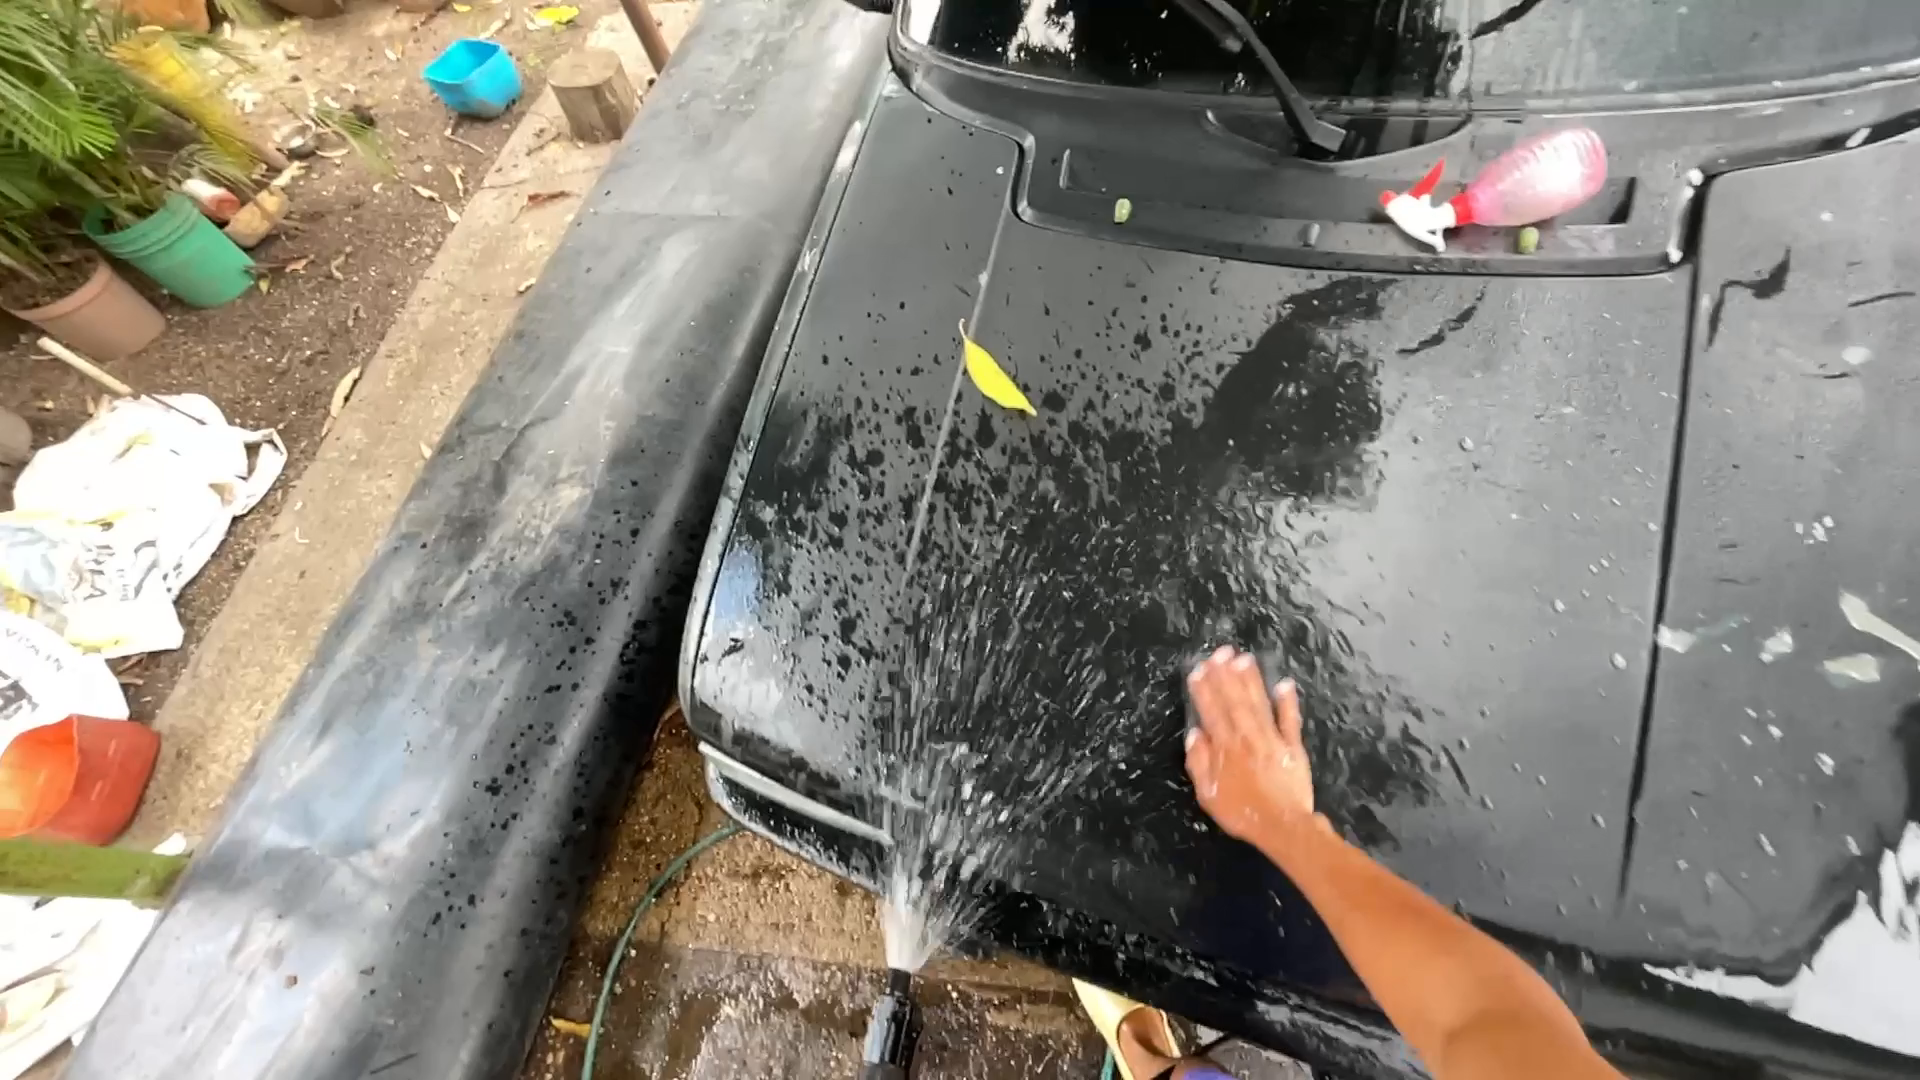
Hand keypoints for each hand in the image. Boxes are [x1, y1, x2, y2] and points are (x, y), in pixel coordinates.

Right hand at [1184, 646, 1315, 842]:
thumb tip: (1194, 734)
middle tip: (1220, 651)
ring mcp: (1272, 740)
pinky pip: (1289, 721)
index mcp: (1225, 748)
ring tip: (1244, 658)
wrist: (1283, 827)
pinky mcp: (1292, 747)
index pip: (1211, 712)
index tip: (1199, 668)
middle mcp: (1247, 738)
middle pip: (1234, 701)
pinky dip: (1287, 702)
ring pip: (1258, 705)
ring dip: (1251, 681)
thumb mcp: (1208, 794)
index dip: (1204, 689)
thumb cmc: (1241, 812)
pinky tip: (1285, 684)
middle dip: (1226, 675)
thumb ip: (1199, 763)